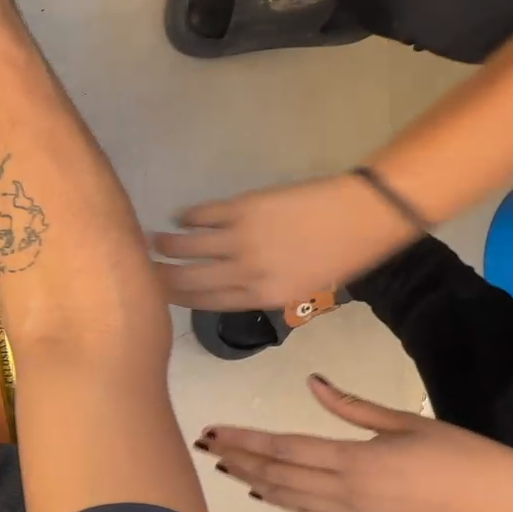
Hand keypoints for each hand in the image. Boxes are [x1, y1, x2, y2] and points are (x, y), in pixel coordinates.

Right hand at [153, 174, 417, 309]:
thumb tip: (214, 283)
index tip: (155, 290)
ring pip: (181, 246)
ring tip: (153, 239)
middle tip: (141, 267)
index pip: (200, 301)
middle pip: (182, 278)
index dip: (171, 296)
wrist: (371, 213)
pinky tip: (183, 218)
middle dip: (156, 274)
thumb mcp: (300, 285)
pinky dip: (186, 217)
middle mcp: (245, 272)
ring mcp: (240, 239)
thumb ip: (256, 288)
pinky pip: (198, 216)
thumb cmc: (342, 253)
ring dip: (162, 244)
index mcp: (262, 295)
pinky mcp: (240, 209)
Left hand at [200, 374, 512, 511]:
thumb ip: (352, 406)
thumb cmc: (464, 455)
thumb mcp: (408, 422)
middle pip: (276, 472)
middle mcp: (347, 489)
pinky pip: (309, 511)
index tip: (212, 430)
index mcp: (357, 461)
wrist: (512, 504)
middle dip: (236, 457)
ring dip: (249, 478)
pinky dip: (278, 500)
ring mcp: (352, 510)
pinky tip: (258, 490)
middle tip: (202, 444)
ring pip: (286, 494)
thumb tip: (312, 382)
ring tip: (220, 462)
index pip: (284, 448)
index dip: (243, 439)